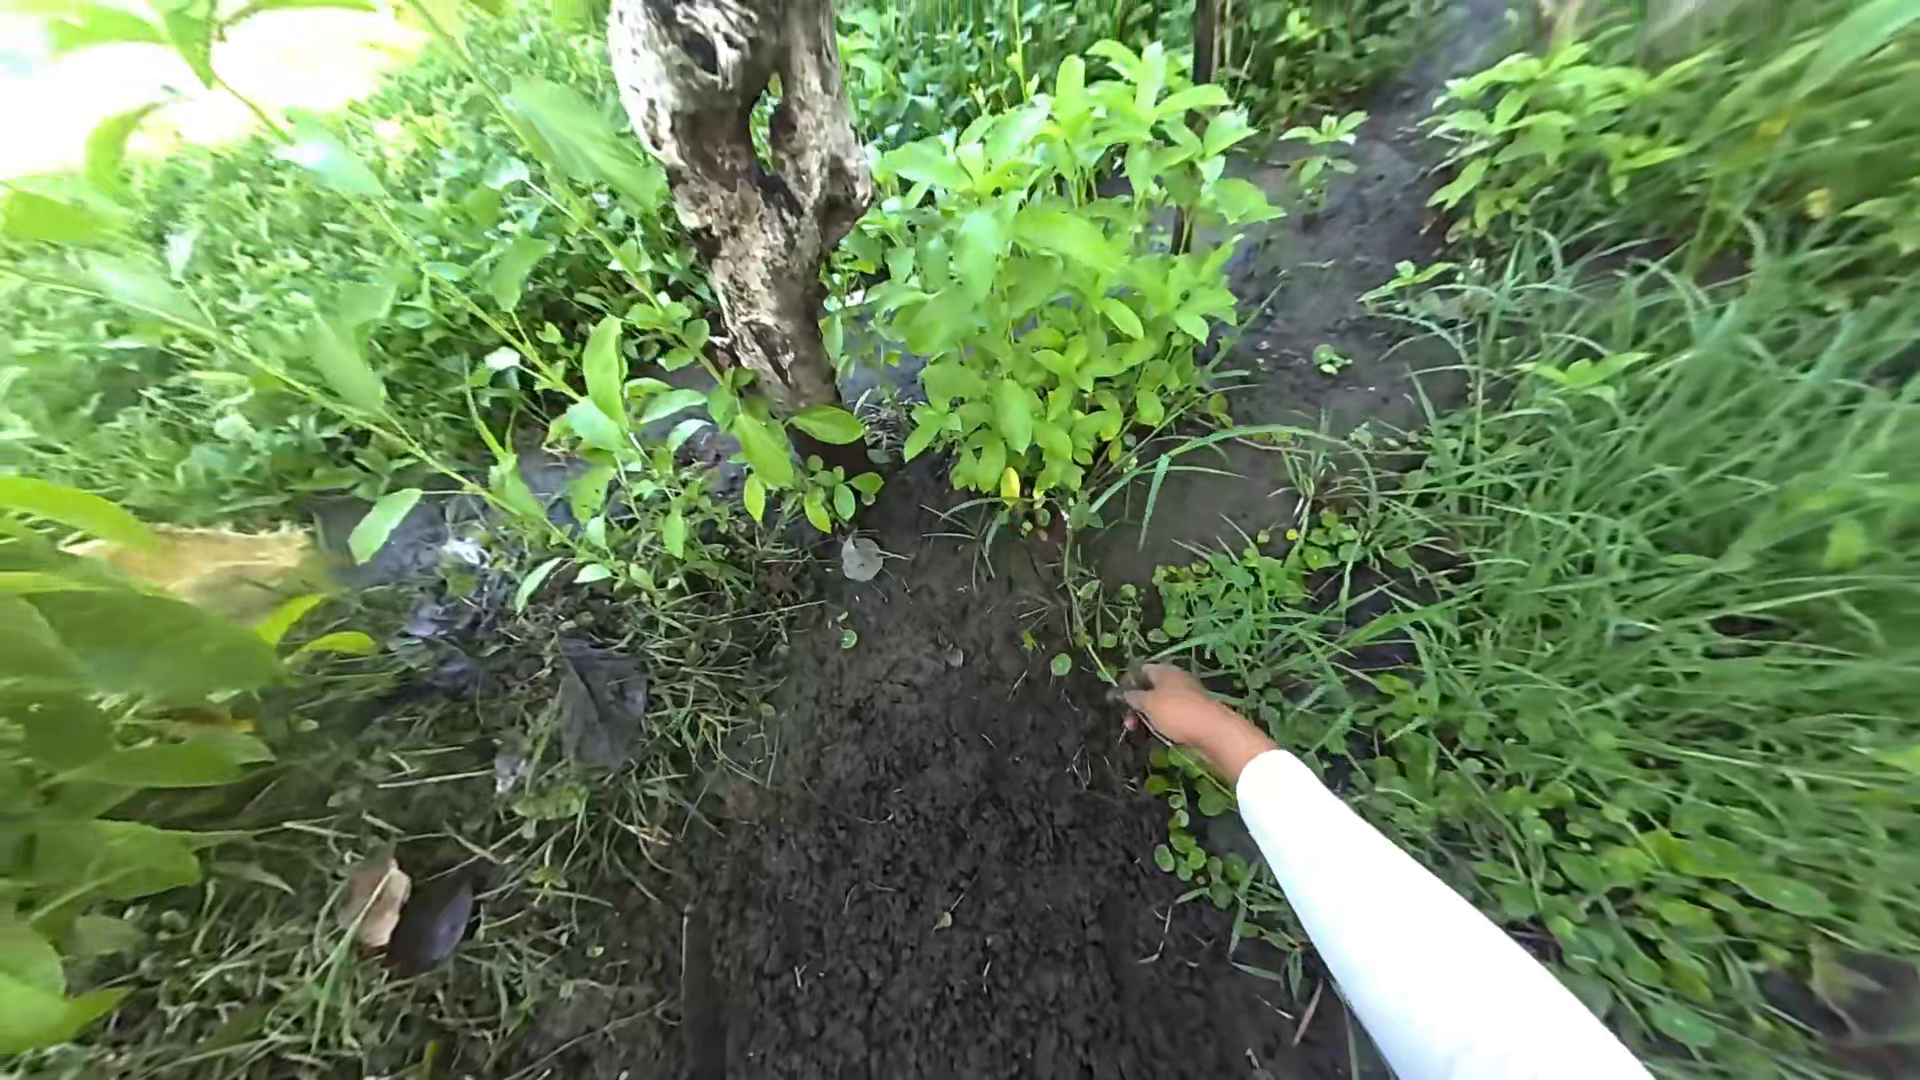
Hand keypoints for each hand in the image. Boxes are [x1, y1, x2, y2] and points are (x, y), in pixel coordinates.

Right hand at [1122, 664, 1276, 783]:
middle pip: (1150, 688)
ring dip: (1148, 716)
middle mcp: (1176, 681)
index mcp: (1165, 671)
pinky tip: (1158, 734)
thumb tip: (1123, 693)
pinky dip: (1162, 723)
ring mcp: (1187, 698)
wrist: (1214, 732)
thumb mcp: (1149, 703)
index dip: (1128, 682)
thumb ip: (1133, 697)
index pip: (1141, 670)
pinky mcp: (1194, 715)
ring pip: (1160, 704)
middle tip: (1128, 721)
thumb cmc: (1177, 712)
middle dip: (1136, 704)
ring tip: (1139, 730)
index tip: (1119, 698)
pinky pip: (1172, 716)